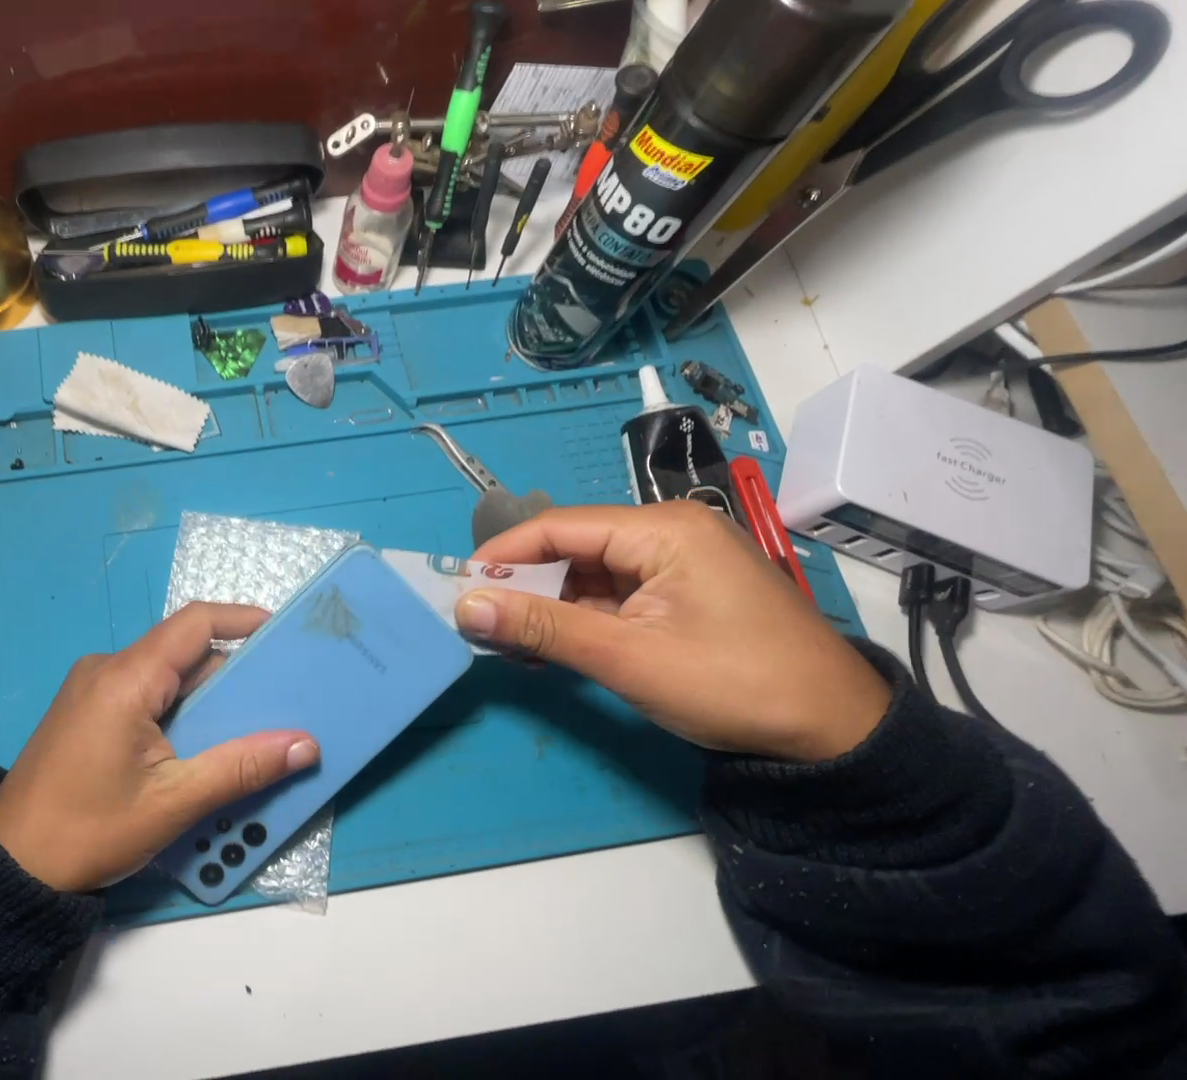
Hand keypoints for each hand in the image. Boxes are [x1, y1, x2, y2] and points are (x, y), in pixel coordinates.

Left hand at [0, 603, 320, 892]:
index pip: (194, 624)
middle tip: (282, 700)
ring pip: (167, 677)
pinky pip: (146, 696)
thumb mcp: (173, 803)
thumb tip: (305, 744)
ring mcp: (93, 689)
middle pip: (184, 654)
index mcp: (124, 679)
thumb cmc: (88, 831)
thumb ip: (241, 768)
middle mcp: (107, 670)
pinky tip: (207, 744)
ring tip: (255, 727)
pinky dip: (181, 713)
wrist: (10, 867)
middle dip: (234, 675)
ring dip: (208, 700)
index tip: (284, 635)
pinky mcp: (88, 711)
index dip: (243, 620)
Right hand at [454, 501, 889, 761]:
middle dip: (523, 587)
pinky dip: (578, 621)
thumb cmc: (733, 685)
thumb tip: (465, 608)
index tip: (457, 588)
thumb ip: (542, 628)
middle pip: (573, 549)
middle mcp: (668, 534)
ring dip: (547, 608)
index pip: (560, 527)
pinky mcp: (681, 597)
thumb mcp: (627, 657)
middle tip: (479, 624)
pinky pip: (614, 598)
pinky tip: (547, 647)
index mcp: (663, 529)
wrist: (837, 736)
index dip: (502, 554)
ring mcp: (677, 566)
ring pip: (589, 577)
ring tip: (506, 643)